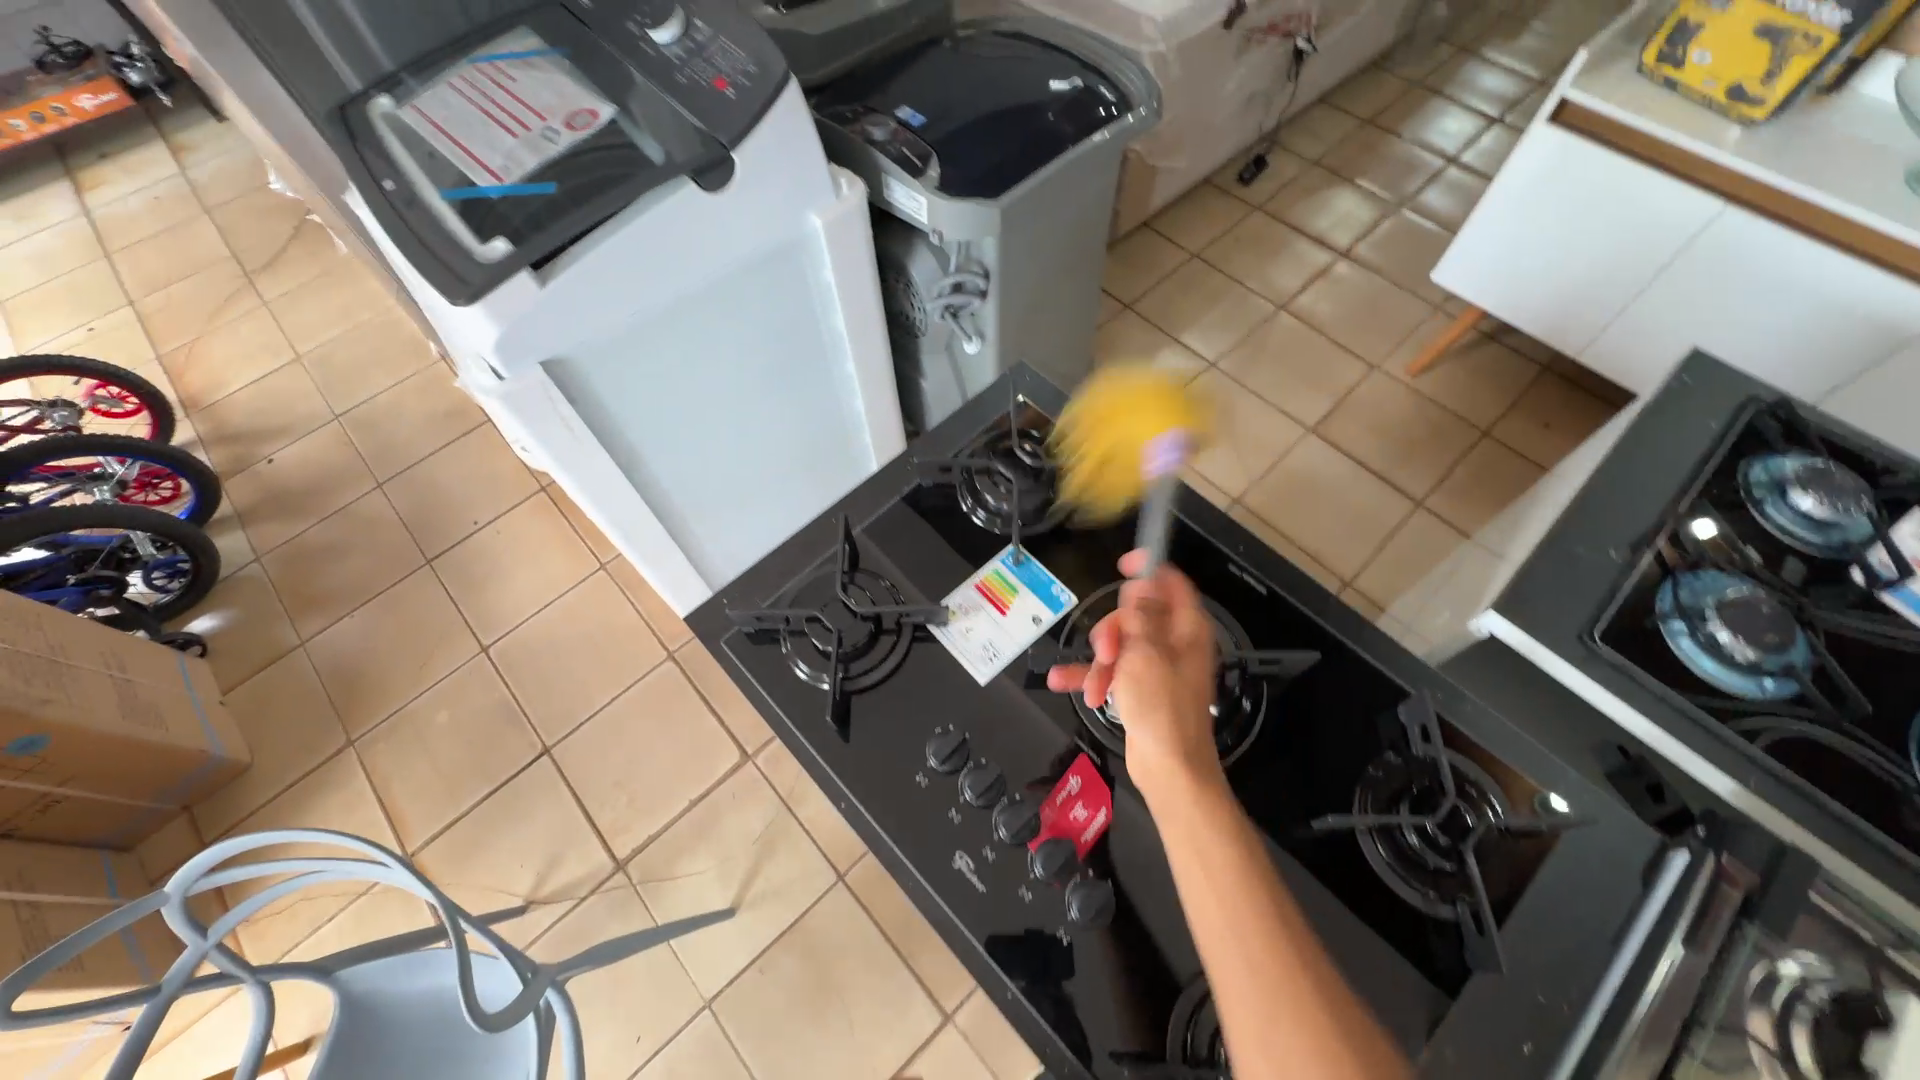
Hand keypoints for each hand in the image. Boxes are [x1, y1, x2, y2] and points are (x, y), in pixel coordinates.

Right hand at [1046, 550, 1222, 802]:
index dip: (1149, 569)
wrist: (1169, 767)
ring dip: (1100, 662)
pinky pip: (1112, 673)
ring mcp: (1157, 667)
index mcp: (1186, 629)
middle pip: (1136, 615)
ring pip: (1120, 645)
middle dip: (1112, 630)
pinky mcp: (1141, 690)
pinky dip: (1091, 677)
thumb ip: (1140, 615)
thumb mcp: (1146, 653)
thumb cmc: (1162, 708)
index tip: (1123, 564)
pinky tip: (1062, 681)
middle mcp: (1175, 643)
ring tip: (1095, 687)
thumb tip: (1141, 584)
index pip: (1172, 583)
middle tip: (1106, 650)